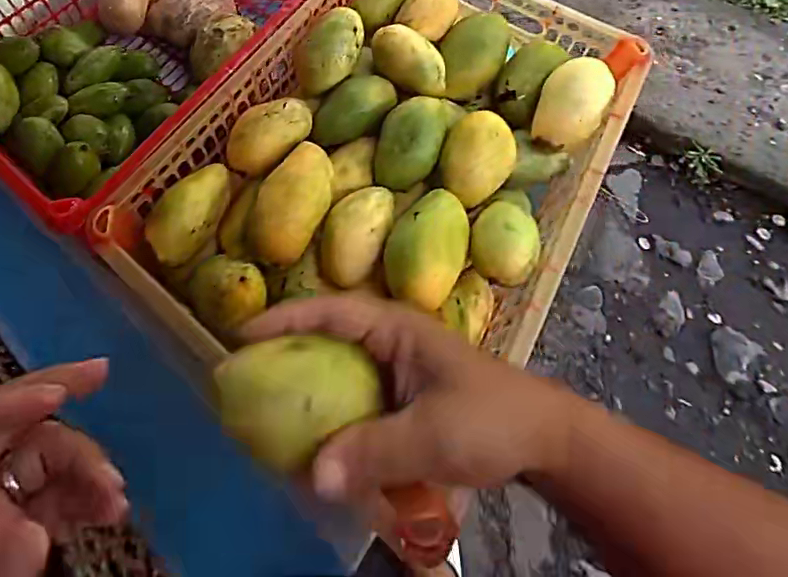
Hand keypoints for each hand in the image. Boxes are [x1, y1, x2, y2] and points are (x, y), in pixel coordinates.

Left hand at [0, 359, 128, 576]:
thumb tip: (34, 535)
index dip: (9, 403)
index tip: (58, 396)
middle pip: (14, 432)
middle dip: (64, 415)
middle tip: (104, 419)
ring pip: (44, 461)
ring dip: (84, 466)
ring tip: (114, 497)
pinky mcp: (12, 543)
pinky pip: (55, 502)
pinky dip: (85, 497)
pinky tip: (108, 509)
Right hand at [241, 295, 587, 503]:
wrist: (544, 439)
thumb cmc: (491, 419)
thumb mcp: (434, 435)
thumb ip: (375, 452)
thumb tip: (313, 476)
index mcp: (394, 328)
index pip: (331, 311)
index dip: (285, 319)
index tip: (243, 336)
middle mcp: (389, 342)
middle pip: (327, 340)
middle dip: (288, 355)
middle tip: (246, 380)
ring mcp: (395, 371)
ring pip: (339, 374)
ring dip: (308, 392)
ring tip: (269, 416)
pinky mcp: (401, 401)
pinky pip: (355, 404)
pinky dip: (333, 420)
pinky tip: (318, 450)